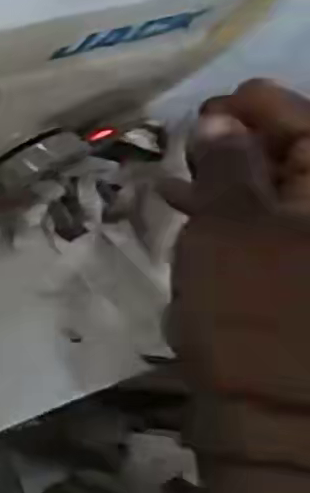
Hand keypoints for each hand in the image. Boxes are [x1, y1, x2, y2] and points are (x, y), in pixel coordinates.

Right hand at [164, 80, 309, 429]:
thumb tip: (222, 119)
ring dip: (246, 174)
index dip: (278, 110)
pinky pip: (284, 224)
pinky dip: (245, 208)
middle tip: (207, 122)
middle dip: (261, 139)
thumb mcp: (232, 231)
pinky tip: (199, 205)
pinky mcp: (304, 275)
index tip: (229, 93)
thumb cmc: (259, 306)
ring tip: (192, 163)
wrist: (283, 399)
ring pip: (297, 193)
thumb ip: (229, 172)